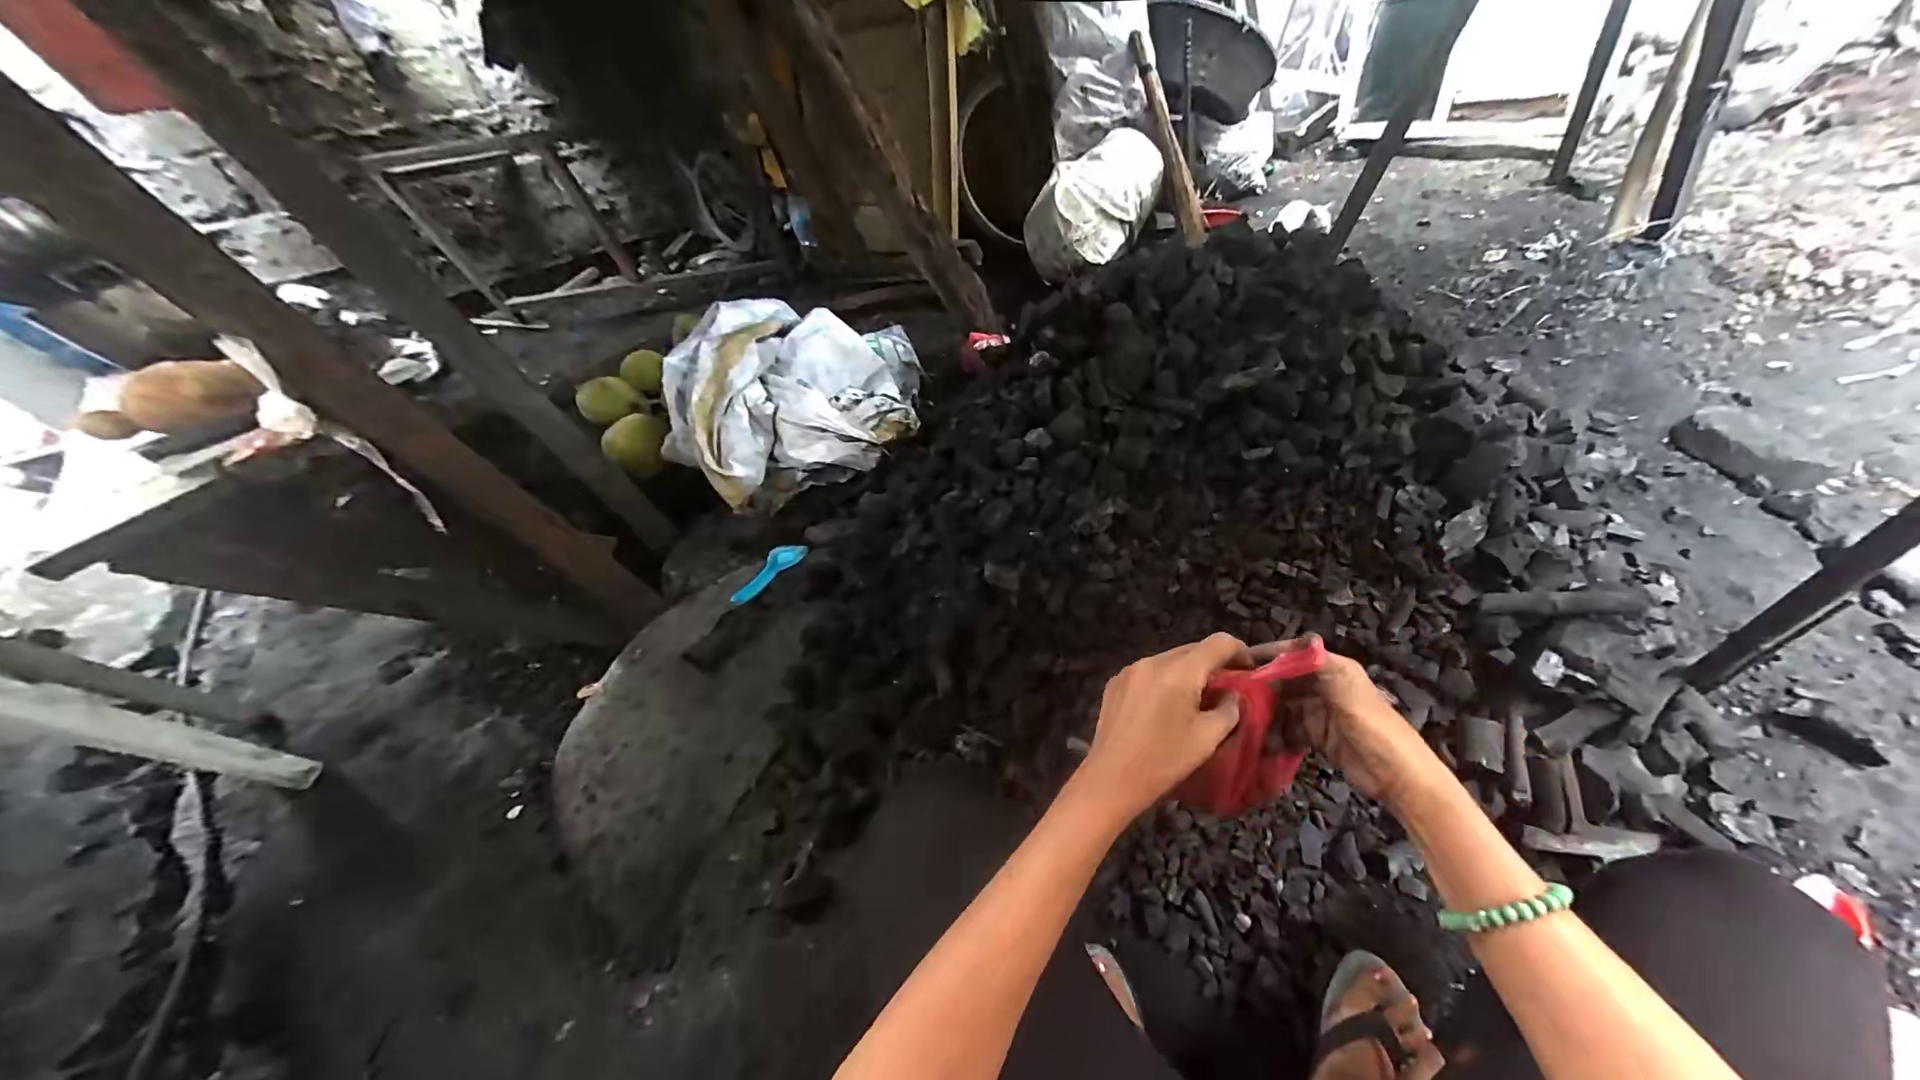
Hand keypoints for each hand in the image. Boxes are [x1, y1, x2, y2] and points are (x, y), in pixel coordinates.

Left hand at [1074, 633, 1249, 824]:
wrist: (1111, 778)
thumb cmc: (1164, 761)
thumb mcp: (1208, 738)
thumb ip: (1229, 708)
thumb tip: (1232, 693)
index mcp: (1178, 672)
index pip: (1218, 642)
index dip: (1240, 651)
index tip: (1249, 671)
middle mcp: (1151, 661)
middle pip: (1192, 649)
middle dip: (1214, 663)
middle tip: (1228, 687)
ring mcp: (1129, 670)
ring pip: (1169, 659)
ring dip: (1188, 671)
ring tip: (1197, 698)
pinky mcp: (1114, 682)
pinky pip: (1148, 671)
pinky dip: (1164, 679)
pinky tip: (1165, 706)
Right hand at [1255, 638, 1448, 811]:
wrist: (1400, 777)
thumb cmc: (1374, 728)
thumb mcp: (1348, 692)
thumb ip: (1323, 666)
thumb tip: (1303, 637)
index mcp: (1333, 670)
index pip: (1293, 654)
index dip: (1267, 655)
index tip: (1238, 662)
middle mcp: (1323, 687)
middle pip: (1283, 680)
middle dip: (1259, 686)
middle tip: (1230, 694)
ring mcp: (1318, 712)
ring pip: (1281, 706)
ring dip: (1262, 713)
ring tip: (1238, 719)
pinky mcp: (1316, 736)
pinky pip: (1287, 729)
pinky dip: (1272, 734)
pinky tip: (1256, 740)